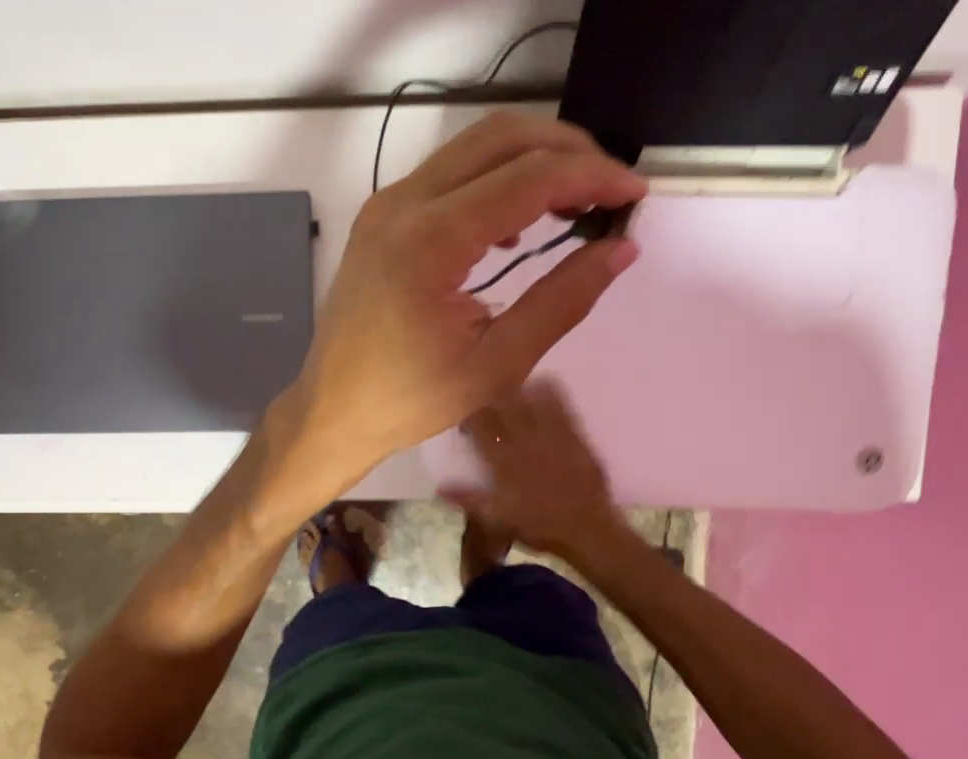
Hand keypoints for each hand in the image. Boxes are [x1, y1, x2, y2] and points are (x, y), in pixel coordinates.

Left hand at [274, 111, 643, 491]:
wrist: (331, 412)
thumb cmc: (409, 401)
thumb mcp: (496, 364)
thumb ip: (561, 302)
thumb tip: (620, 249)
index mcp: (429, 241)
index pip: (529, 177)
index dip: (592, 176)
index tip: (636, 194)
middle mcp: (402, 204)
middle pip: (501, 136)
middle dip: (567, 150)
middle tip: (610, 189)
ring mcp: (386, 205)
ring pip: (473, 146)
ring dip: (532, 158)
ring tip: (577, 202)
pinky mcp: (382, 218)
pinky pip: (449, 174)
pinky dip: (495, 178)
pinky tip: (521, 225)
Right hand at [440, 380, 628, 557]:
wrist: (588, 530)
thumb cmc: (539, 528)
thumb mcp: (497, 519)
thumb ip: (468, 499)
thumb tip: (439, 488)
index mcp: (503, 462)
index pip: (479, 425)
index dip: (468, 418)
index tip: (465, 424)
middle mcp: (526, 441)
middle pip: (503, 404)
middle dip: (490, 400)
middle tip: (486, 407)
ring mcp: (553, 434)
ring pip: (530, 398)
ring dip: (518, 392)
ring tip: (511, 397)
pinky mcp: (575, 434)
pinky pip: (561, 403)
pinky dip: (548, 391)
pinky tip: (543, 389)